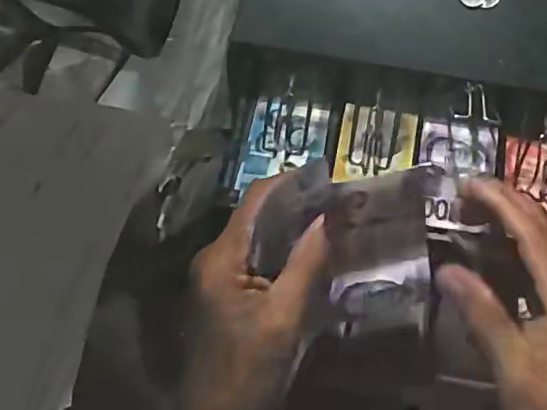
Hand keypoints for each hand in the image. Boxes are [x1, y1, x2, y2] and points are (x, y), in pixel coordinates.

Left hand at [183, 174, 328, 409]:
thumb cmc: (248, 370)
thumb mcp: (284, 317)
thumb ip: (307, 261)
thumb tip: (330, 214)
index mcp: (220, 257)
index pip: (256, 199)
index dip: (290, 181)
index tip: (325, 176)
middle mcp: (213, 258)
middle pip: (257, 215)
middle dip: (296, 203)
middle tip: (333, 198)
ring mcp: (215, 278)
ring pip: (257, 236)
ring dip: (290, 226)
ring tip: (328, 218)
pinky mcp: (223, 295)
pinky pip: (254, 257)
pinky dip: (281, 248)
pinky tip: (307, 251)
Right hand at [435, 176, 546, 409]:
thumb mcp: (512, 366)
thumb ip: (481, 314)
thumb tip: (445, 269)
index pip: (530, 231)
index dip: (499, 201)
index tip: (468, 184)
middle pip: (540, 225)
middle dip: (504, 200)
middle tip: (465, 191)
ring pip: (542, 236)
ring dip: (510, 215)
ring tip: (473, 208)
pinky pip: (541, 253)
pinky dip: (515, 236)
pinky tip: (493, 240)